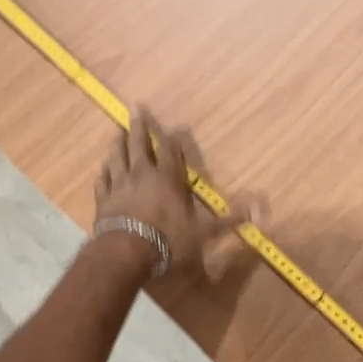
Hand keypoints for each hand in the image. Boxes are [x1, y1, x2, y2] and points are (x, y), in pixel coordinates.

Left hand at [93, 105, 242, 276]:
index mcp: (166, 178)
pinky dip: (104, 173)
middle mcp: (141, 175)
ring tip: (117, 132)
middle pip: (139, 145)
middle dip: (139, 126)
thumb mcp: (203, 233)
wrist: (125, 253)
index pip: (170, 151)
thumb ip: (228, 221)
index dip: (173, 139)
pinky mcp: (102, 201)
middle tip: (135, 108)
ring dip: (117, 144)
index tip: (174, 128)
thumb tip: (259, 211)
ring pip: (116, 157)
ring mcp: (119, 186)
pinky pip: (102, 181)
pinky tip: (103, 171)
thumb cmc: (167, 240)